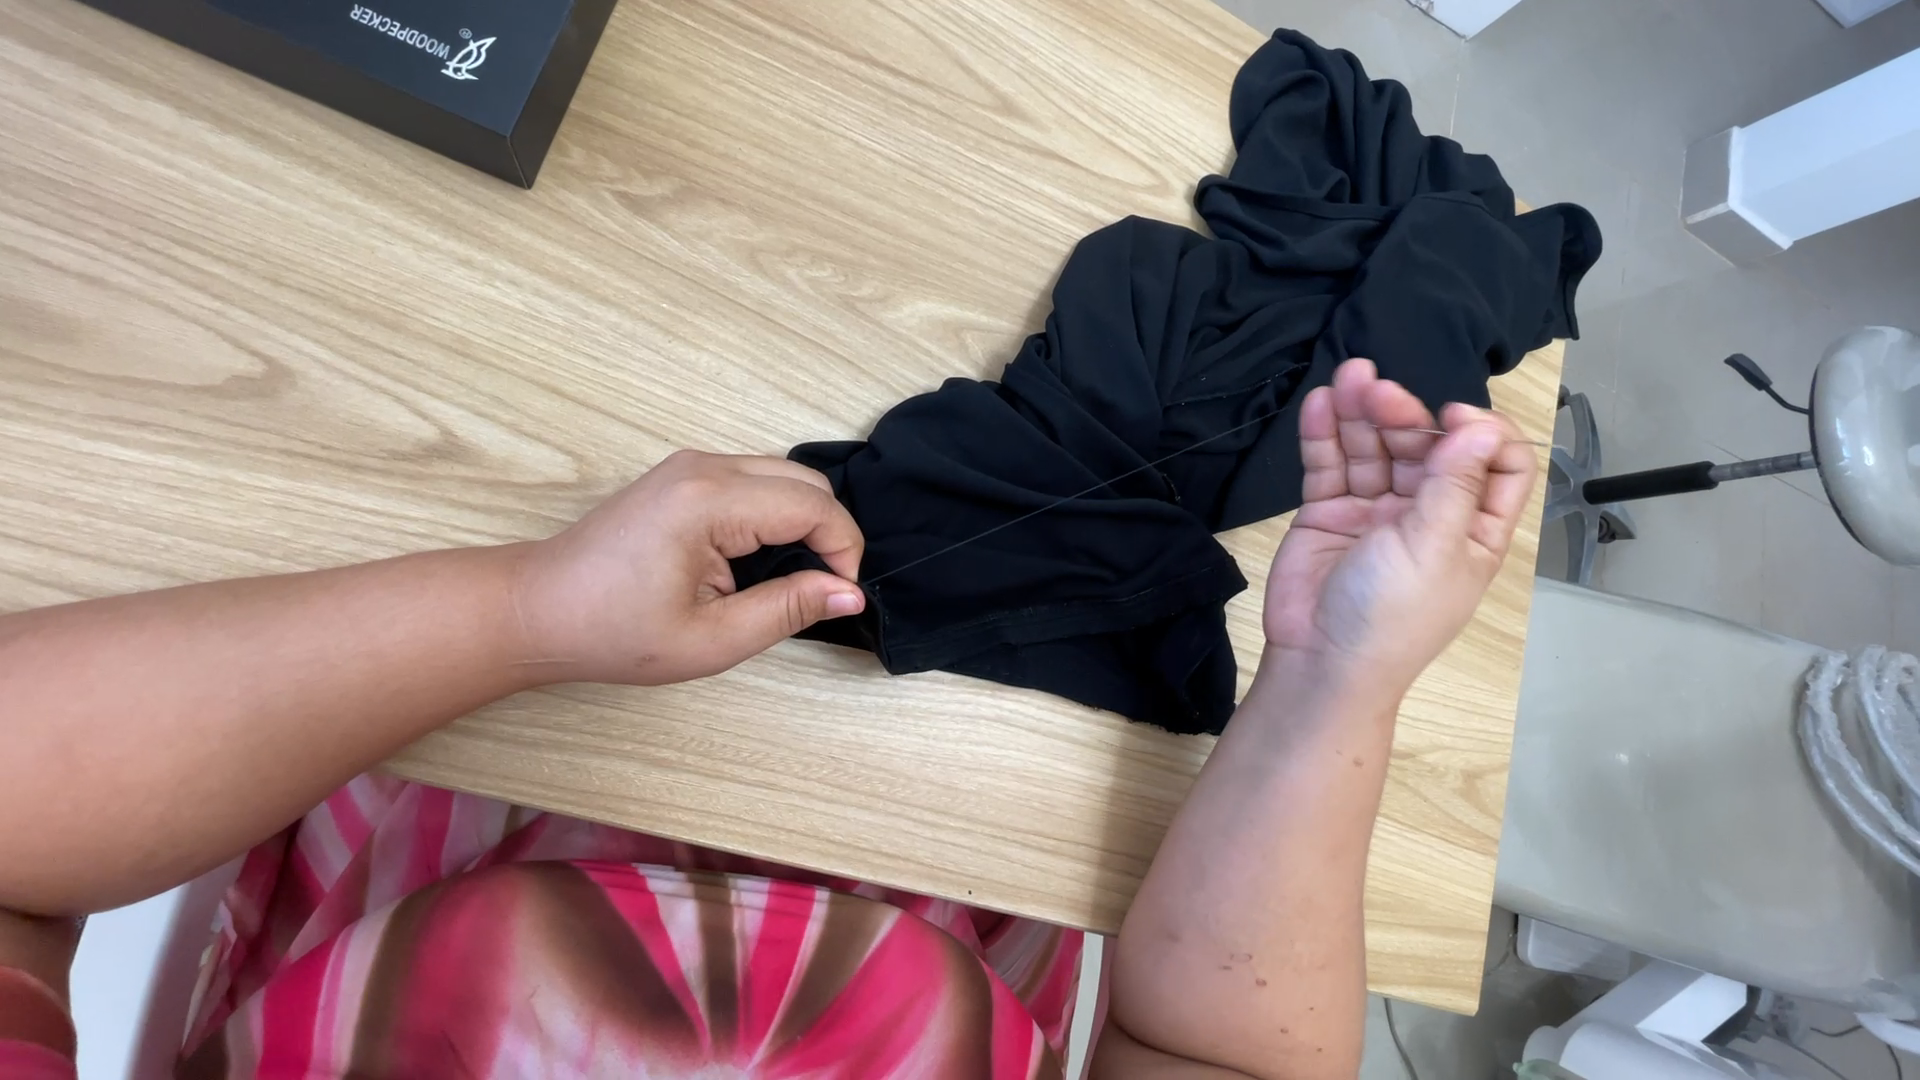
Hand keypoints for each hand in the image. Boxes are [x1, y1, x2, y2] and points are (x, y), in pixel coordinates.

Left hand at [510, 451, 865, 684]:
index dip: (843, 549)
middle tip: (822, 587)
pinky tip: (762, 555)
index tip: (840, 594)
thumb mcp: (712, 640)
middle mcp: (705, 467)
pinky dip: (778, 513)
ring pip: (785, 476)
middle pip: (806, 482)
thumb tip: (850, 593)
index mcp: (709, 502)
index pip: (812, 506)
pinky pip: (758, 479)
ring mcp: (693, 464)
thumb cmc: (616, 632)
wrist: (538, 608)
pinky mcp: (686, 473)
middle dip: (830, 532)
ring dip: (805, 521)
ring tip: (794, 575)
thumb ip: (788, 610)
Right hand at [1261, 358, 1537, 695]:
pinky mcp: (1326, 514)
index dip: (1480, 434)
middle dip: (1402, 415)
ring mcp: (1371, 513)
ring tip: (1345, 379)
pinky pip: (1328, 468)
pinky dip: (1323, 437)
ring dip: (1360, 414)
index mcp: (1470, 528)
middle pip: (1423, 448)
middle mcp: (1424, 514)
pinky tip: (1319, 406)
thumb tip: (1482, 426)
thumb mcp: (1434, 548)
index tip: (1449, 417)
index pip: (1496, 465)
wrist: (1319, 658)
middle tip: (1374, 388)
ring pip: (1372, 451)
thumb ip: (1453, 485)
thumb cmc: (1391, 613)